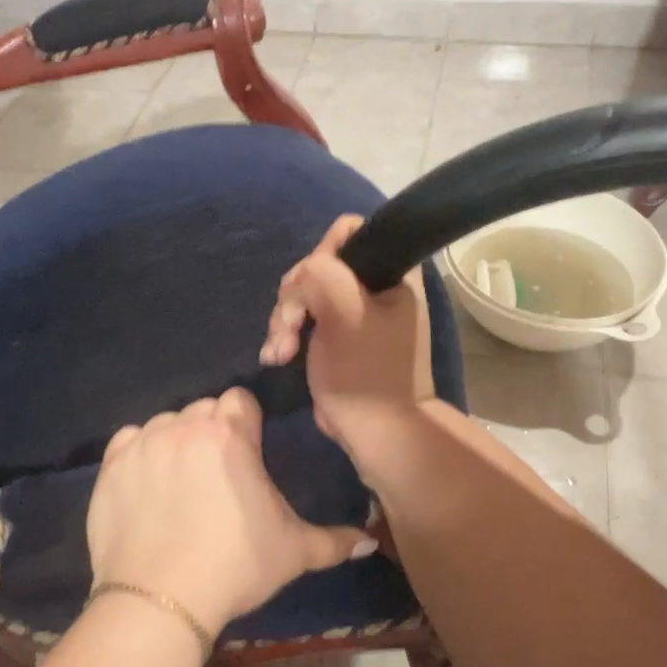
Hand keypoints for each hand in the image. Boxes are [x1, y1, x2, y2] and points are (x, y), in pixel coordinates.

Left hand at [87, 388, 376, 633]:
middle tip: (217, 477)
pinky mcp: (110, 465)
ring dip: (176, 442)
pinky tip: (148, 487)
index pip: (240, 401)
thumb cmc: (234, 567)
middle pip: (203, 410)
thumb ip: (334, 541)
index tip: (247, 456)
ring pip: (165, 423)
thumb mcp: (293, 553)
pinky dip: (139, 455)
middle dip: (212, 432)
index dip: (246, 424)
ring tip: (180, 485)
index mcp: (230, 435)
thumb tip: (370, 543)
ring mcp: (143, 443)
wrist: (160, 600)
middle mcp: (185, 426)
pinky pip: (129, 441)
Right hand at [259, 216, 435, 459]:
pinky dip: (286, 335)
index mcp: (390, 271)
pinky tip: (276, 356)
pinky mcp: (335, 336)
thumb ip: (322, 273)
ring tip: (280, 352)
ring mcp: (352, 312)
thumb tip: (304, 274)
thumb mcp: (345, 311)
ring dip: (284, 321)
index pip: (348, 234)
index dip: (322, 255)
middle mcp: (373, 285)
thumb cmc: (368, 371)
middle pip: (317, 266)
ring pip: (303, 294)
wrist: (378, 432)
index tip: (313, 288)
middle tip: (290, 328)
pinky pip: (302, 320)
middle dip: (295, 297)